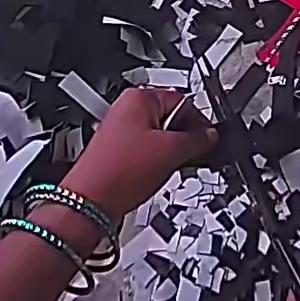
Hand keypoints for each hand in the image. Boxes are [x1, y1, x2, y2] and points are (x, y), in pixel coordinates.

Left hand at [61, 88, 215, 217]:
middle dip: (184, 137)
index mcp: (138, 98)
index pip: (182, 100)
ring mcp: (121, 130)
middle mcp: (126, 109)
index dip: (199, 120)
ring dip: (171, 151)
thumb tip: (209, 135)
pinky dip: (157, 160)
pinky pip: (147, 150)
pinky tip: (156, 174)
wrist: (89, 203)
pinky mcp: (118, 151)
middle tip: (191, 154)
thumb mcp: (171, 151)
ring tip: (169, 167)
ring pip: (159, 136)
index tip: (209, 138)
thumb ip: (197, 140)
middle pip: (170, 117)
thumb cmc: (118, 171)